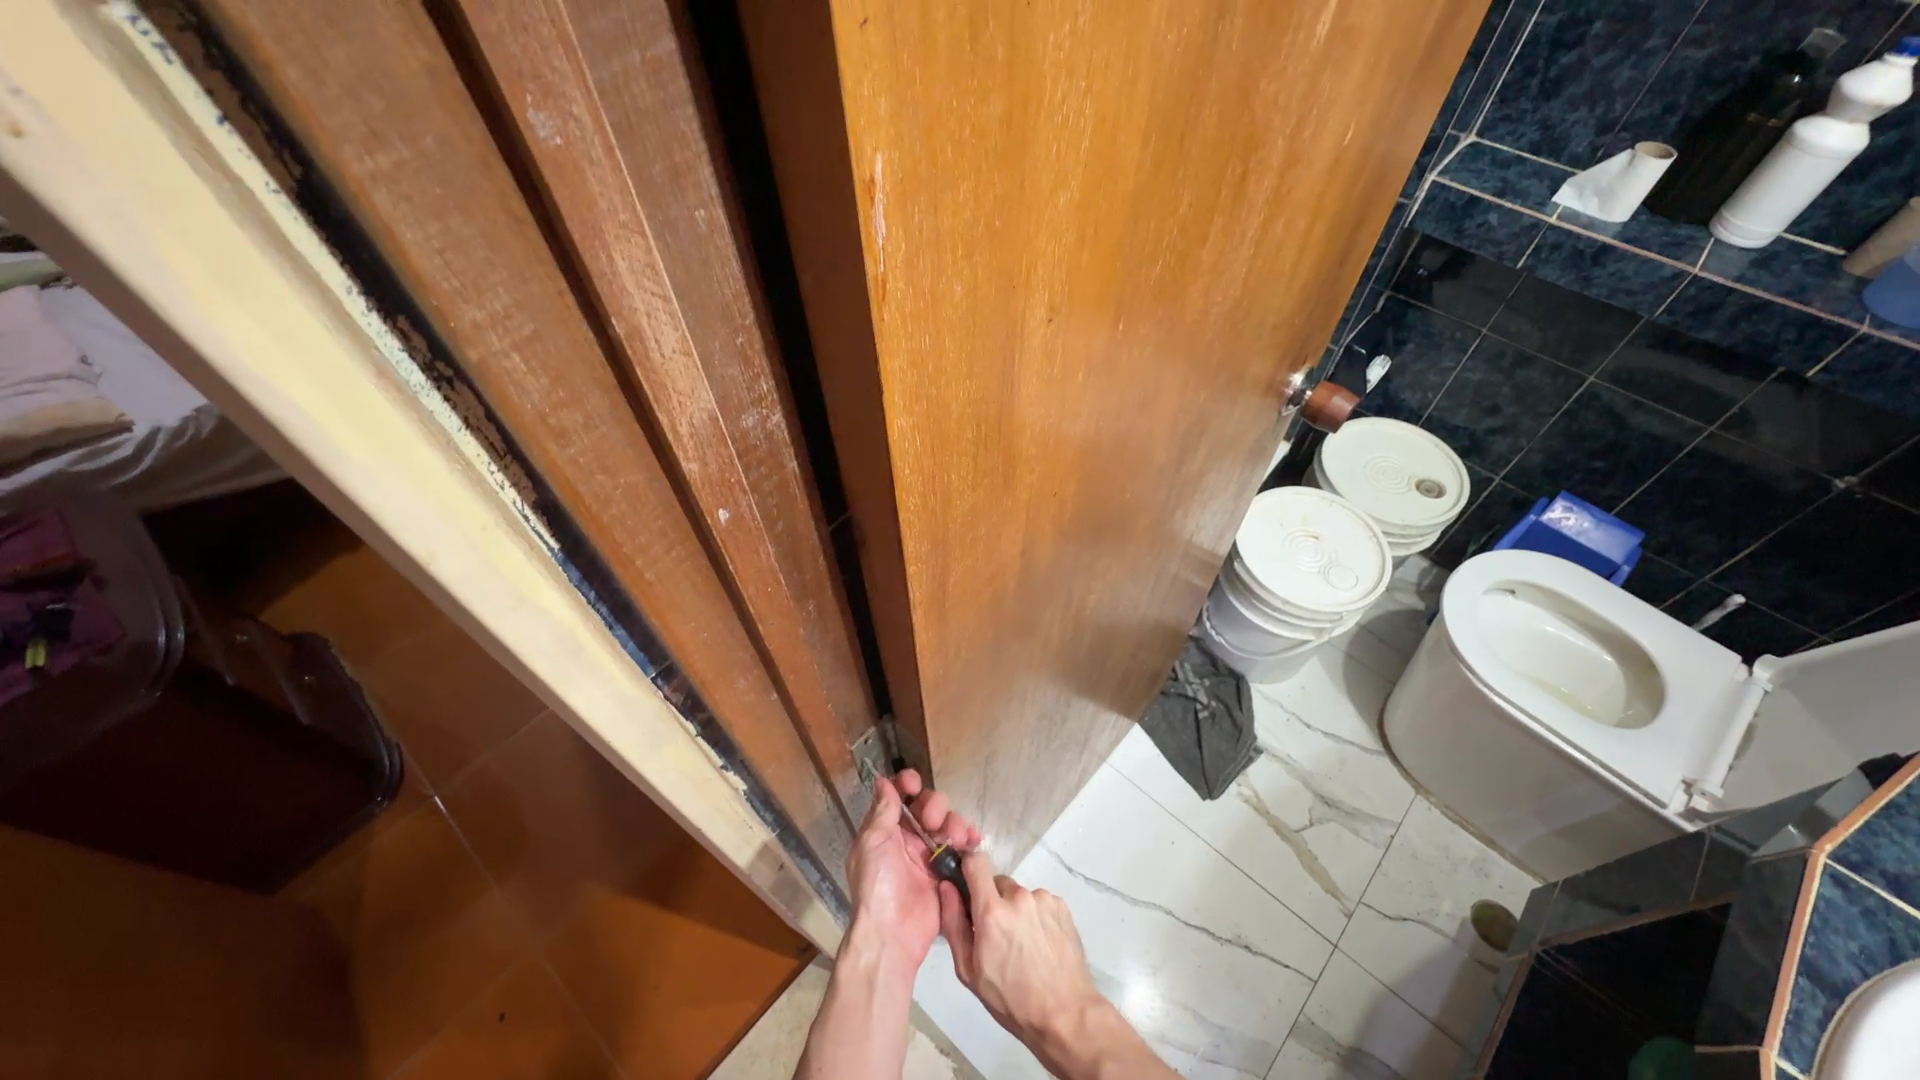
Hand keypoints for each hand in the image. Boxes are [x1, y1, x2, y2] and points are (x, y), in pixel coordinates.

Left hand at [845, 769, 980, 968]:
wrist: (892, 934)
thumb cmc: (876, 885)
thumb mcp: (872, 843)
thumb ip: (882, 811)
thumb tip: (883, 780)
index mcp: (886, 831)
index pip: (898, 797)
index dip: (907, 784)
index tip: (914, 783)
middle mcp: (908, 839)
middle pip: (928, 806)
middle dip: (935, 806)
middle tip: (932, 823)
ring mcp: (929, 856)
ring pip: (948, 824)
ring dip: (955, 823)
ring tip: (957, 838)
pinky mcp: (948, 872)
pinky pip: (962, 849)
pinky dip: (970, 839)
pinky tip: (973, 840)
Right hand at [937, 850, 1103, 1047]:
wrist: (1065, 1014)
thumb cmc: (1010, 999)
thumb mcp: (969, 970)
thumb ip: (953, 923)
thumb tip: (946, 887)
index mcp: (992, 912)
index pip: (976, 862)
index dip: (968, 868)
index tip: (966, 883)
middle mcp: (1019, 897)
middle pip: (996, 883)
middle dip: (992, 902)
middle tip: (997, 935)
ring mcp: (1044, 900)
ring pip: (1019, 895)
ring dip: (1015, 911)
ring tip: (1022, 945)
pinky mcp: (1062, 906)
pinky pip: (1039, 902)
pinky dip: (1035, 916)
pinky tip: (1039, 944)